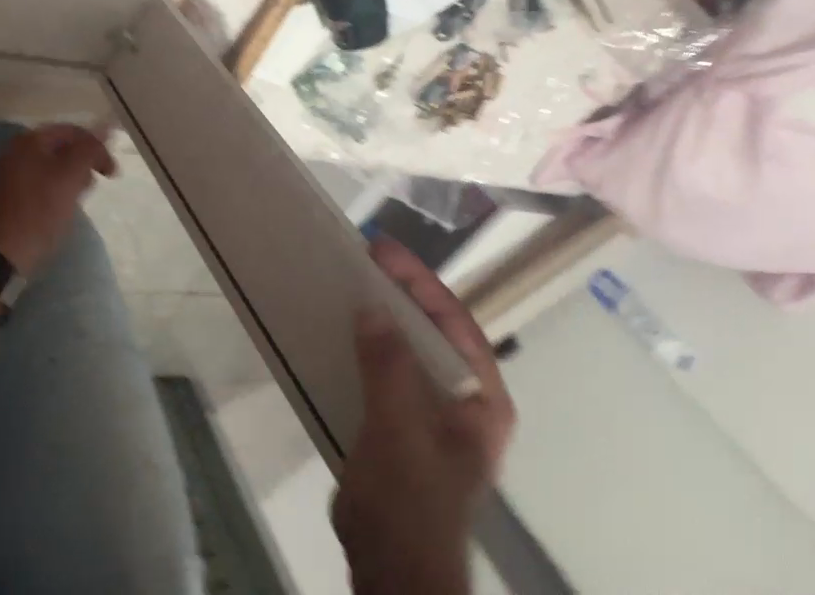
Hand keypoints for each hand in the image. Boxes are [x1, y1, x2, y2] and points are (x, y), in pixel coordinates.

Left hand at [0, 124, 116, 275]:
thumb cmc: (38, 212)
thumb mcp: (69, 178)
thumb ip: (88, 150)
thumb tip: (106, 126)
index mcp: (29, 140)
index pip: (71, 131)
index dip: (97, 147)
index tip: (112, 174)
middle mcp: (14, 150)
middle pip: (59, 147)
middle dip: (82, 163)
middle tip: (94, 186)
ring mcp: (7, 173)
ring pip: (49, 167)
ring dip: (69, 178)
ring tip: (79, 199)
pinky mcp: (6, 196)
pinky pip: (38, 184)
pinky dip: (54, 191)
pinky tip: (60, 208)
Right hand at [331, 241, 516, 594]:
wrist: (391, 564)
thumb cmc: (409, 500)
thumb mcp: (399, 430)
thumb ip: (389, 367)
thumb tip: (372, 309)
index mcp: (480, 400)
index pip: (456, 325)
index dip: (421, 284)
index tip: (383, 251)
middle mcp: (461, 401)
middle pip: (432, 333)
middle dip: (400, 295)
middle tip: (362, 259)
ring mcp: (429, 414)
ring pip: (404, 351)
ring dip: (378, 319)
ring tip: (345, 286)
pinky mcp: (397, 427)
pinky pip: (380, 374)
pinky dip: (361, 349)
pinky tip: (335, 334)